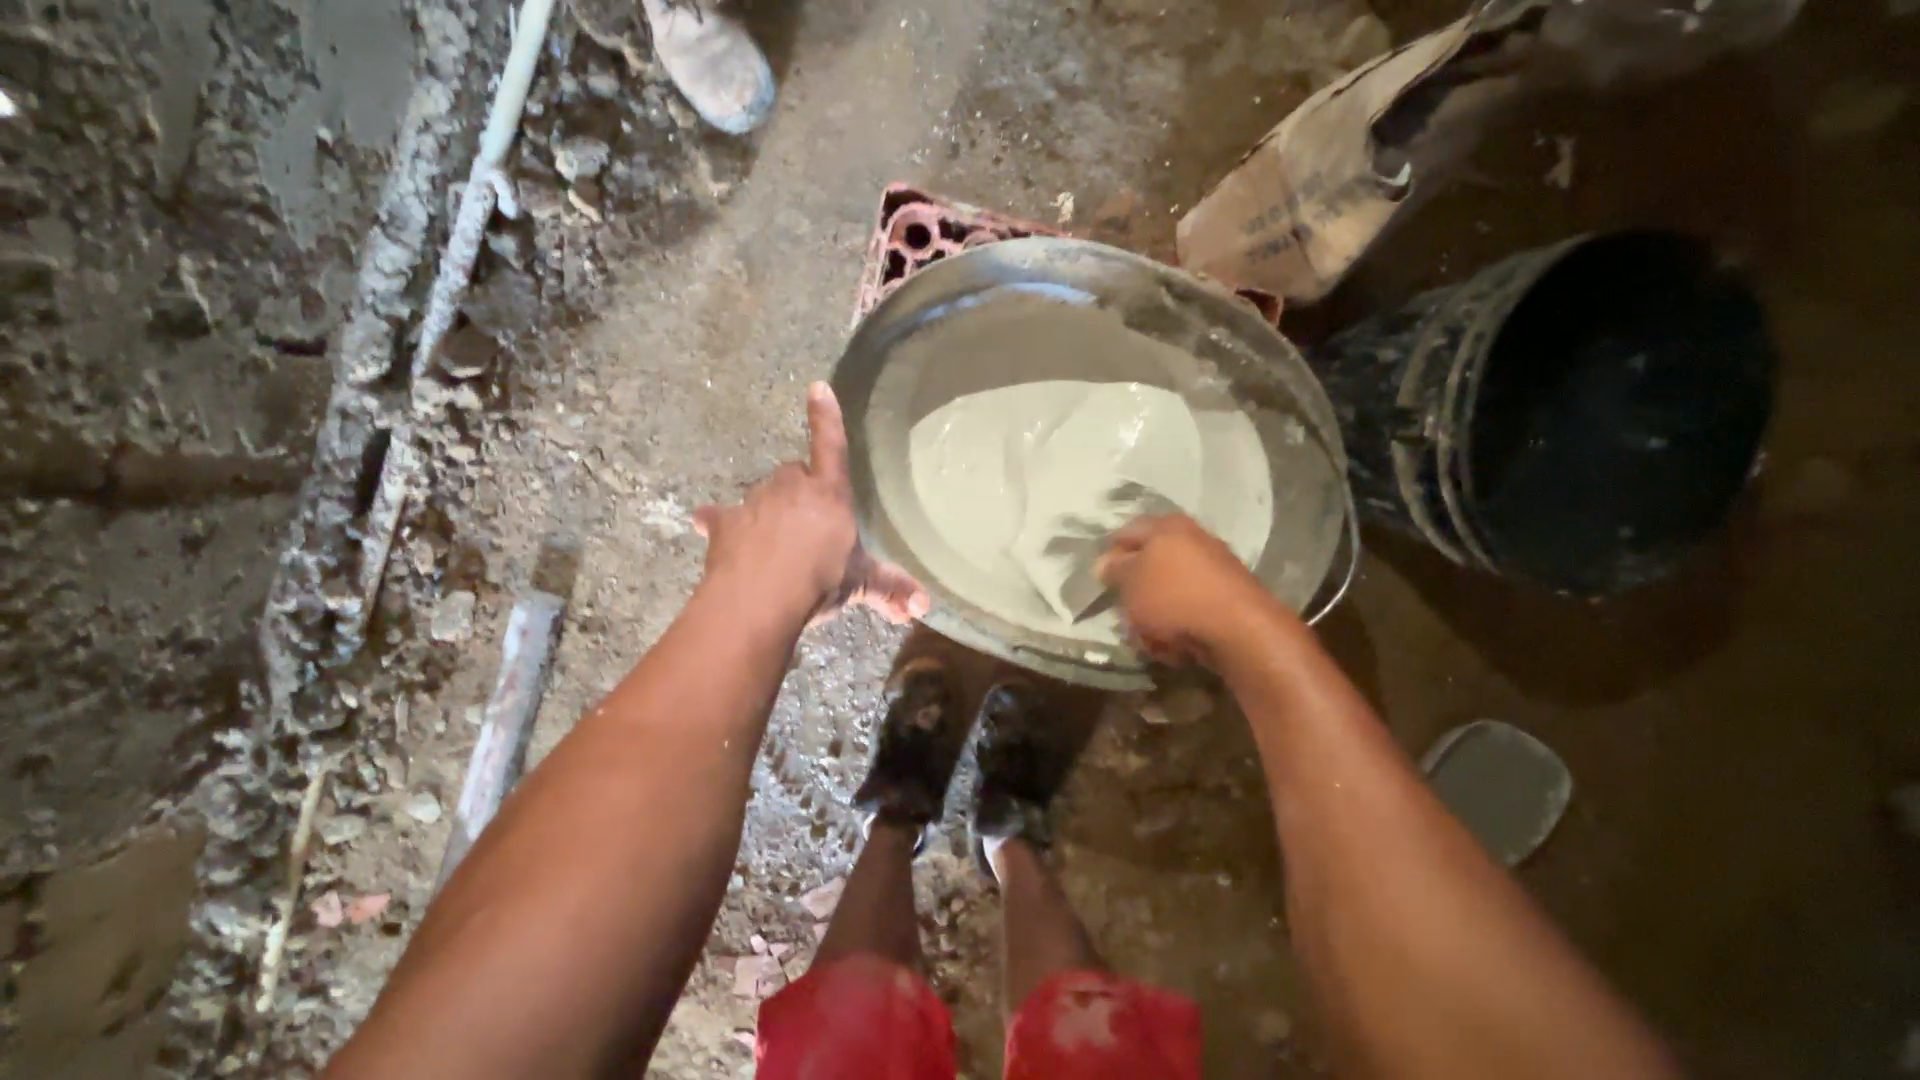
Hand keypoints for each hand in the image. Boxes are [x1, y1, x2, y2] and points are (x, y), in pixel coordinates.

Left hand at [693, 383, 929, 624]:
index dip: (826, 416)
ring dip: (768, 512)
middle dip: (800, 492)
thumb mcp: (858, 584)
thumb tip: (923, 608)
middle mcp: (790, 487)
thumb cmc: (818, 580)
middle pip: (794, 475)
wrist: (759, 599)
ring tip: (772, 546)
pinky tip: (707, 525)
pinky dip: (716, 520)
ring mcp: (754, 502)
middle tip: (807, 526)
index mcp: (829, 494)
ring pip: (762, 496)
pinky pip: (718, 516)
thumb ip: (889, 589)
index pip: (831, 445)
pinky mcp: (724, 523)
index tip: (817, 387)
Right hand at [1096, 514, 1279, 666]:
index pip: (1126, 532)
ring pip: (1172, 585)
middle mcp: (1194, 537)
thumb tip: (1105, 562)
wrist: (1239, 629)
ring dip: (1157, 606)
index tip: (1101, 579)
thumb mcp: (1130, 583)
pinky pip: (1193, 605)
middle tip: (1123, 607)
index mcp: (1167, 526)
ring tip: (1146, 632)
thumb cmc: (1173, 598)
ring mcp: (1216, 565)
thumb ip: (1115, 570)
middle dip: (1136, 584)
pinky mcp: (1230, 595)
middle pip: (1152, 559)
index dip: (1110, 554)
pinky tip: (1173, 641)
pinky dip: (1180, 619)